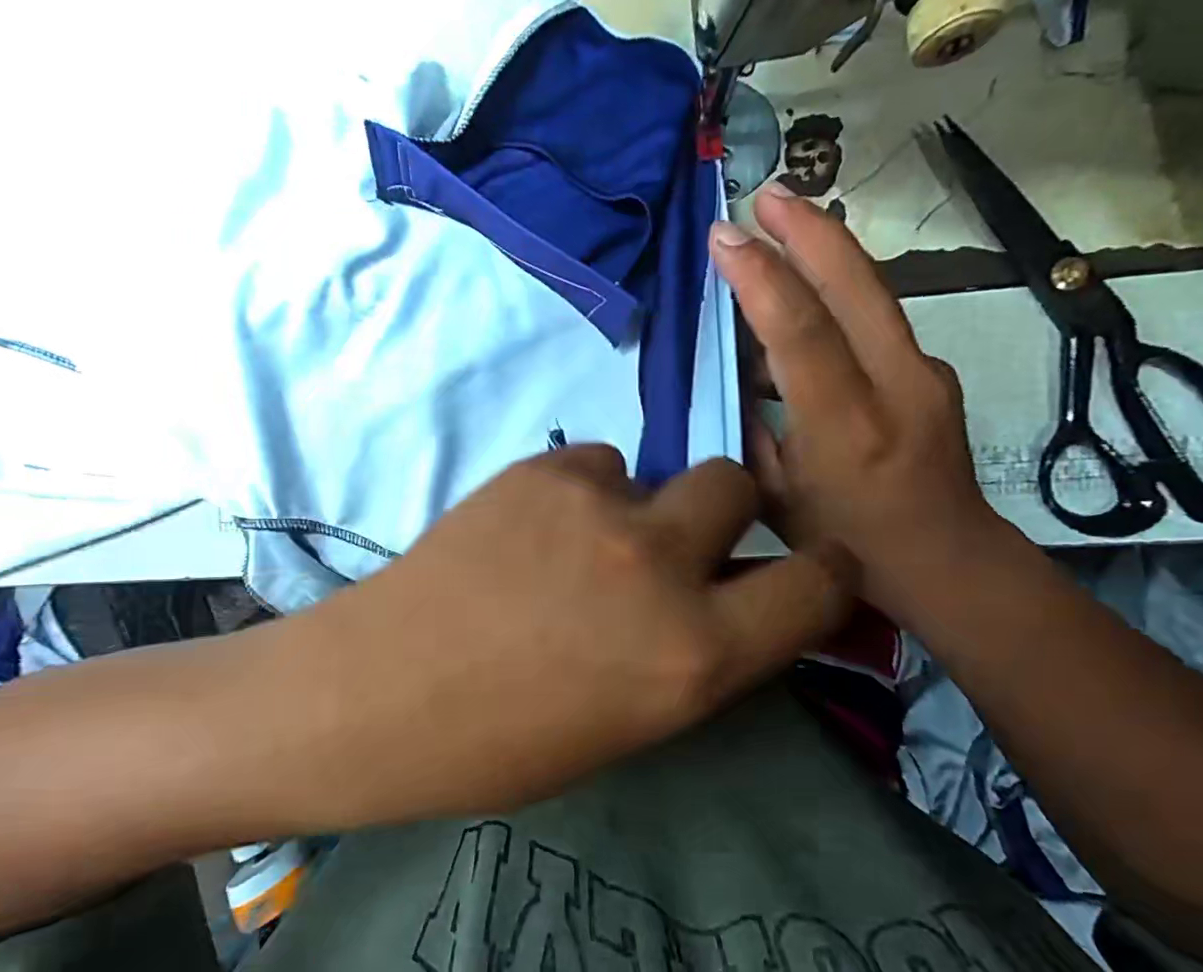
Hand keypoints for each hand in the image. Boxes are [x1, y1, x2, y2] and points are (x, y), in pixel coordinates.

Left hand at [284, 446, 853, 824]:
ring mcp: (598, 504)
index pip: (816, 584)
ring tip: (578, 544)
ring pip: (660, 470)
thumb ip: (704, 652)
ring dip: (642, 503)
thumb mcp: (636, 721)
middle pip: (738, 484)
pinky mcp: (543, 468)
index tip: (806, 567)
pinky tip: (530, 531)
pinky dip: (581, 491)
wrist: (380, 692)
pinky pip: (596, 463)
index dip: (822, 571)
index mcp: (693, 653)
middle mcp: (659, 565)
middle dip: (722, 510)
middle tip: (676, 541)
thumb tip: (745, 599)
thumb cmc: (508, 740)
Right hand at [711, 185, 1011, 610]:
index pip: (802, 331)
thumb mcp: (775, 497)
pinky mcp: (936, 370)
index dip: (761, 277)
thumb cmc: (847, 542)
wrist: (948, 560)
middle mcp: (896, 387)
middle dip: (808, 230)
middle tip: (767, 194)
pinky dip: (842, 291)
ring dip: (827, 249)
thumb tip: (739, 367)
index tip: (724, 236)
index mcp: (846, 427)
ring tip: (785, 220)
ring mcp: (927, 373)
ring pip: (873, 291)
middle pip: (855, 285)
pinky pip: (880, 317)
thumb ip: (753, 427)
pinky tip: (813, 286)